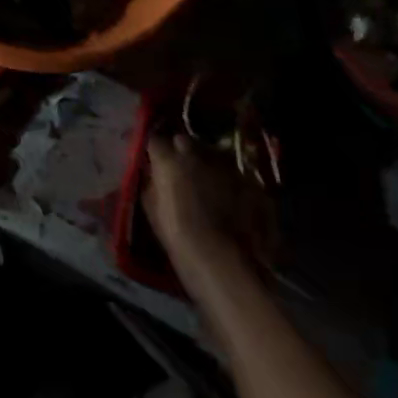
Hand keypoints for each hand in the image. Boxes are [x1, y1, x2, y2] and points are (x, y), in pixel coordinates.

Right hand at [143, 134, 274, 267]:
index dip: (154, 150)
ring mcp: (225, 164)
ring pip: (210, 153)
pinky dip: (226, 179)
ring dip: (204, 163)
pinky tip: (227, 197)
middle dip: (180, 150)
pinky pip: (231, 171)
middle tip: (178, 168)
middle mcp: (197, 153)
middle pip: (184, 141)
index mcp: (169, 160)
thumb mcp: (152, 210)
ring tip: (204, 183)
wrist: (220, 256)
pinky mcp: (246, 177)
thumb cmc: (177, 236)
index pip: (155, 141)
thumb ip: (150, 184)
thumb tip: (152, 174)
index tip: (153, 159)